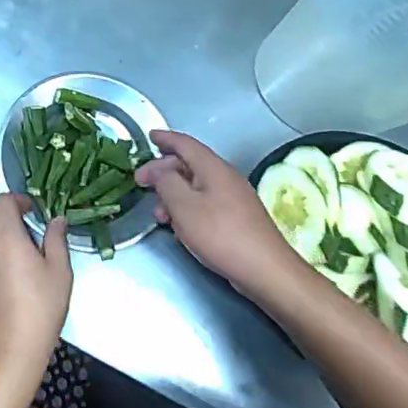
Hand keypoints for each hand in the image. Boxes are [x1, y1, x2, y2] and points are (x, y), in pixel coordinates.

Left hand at [0, 194, 70, 390]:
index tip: (33, 212)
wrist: (9, 348)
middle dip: (2, 216)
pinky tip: (4, 282)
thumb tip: (56, 220)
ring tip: (16, 257)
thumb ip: (56, 240)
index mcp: (5, 235)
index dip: (17, 200)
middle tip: (25, 233)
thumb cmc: (40, 308)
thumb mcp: (59, 272)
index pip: (2, 201)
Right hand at [136, 130, 305, 297]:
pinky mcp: (237, 217)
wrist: (266, 271)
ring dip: (173, 195)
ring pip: (195, 186)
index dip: (165, 138)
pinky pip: (205, 202)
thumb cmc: (221, 234)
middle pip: (189, 164)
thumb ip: (165, 182)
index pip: (185, 144)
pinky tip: (179, 227)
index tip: (150, 136)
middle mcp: (225, 177)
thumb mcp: (183, 206)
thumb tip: (158, 169)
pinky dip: (187, 208)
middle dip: (163, 171)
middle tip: (141, 182)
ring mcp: (233, 198)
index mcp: (213, 168)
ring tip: (160, 215)